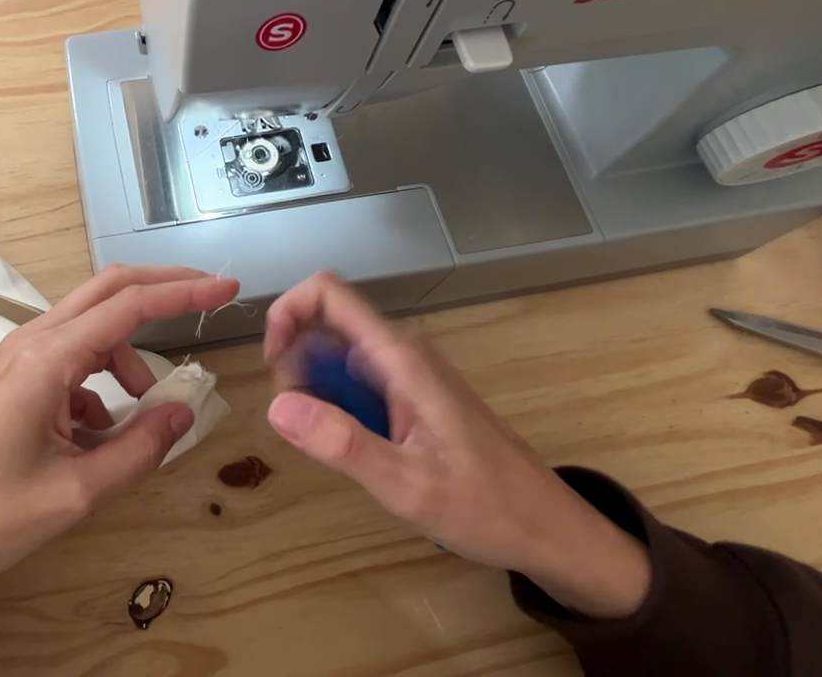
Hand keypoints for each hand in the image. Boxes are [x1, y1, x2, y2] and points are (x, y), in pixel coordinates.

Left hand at [0, 265, 239, 632]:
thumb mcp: (75, 493)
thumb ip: (139, 450)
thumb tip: (184, 411)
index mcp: (47, 359)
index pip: (129, 305)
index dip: (183, 292)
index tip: (227, 288)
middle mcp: (33, 341)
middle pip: (109, 290)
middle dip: (164, 288)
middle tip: (211, 297)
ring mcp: (20, 355)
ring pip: (93, 327)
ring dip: (131, 355)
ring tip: (148, 412)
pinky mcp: (16, 376)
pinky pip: (73, 358)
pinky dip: (102, 381)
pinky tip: (100, 433)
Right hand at [262, 273, 650, 618]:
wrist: (547, 528)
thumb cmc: (486, 505)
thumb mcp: (408, 485)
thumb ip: (342, 444)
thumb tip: (277, 407)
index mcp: (400, 357)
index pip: (328, 293)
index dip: (289, 311)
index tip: (274, 363)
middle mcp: (400, 353)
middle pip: (324, 323)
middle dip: (295, 361)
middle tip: (299, 420)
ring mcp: (405, 373)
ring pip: (335, 353)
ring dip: (312, 386)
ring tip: (323, 439)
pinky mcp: (409, 395)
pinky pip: (354, 380)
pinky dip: (333, 402)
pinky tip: (346, 445)